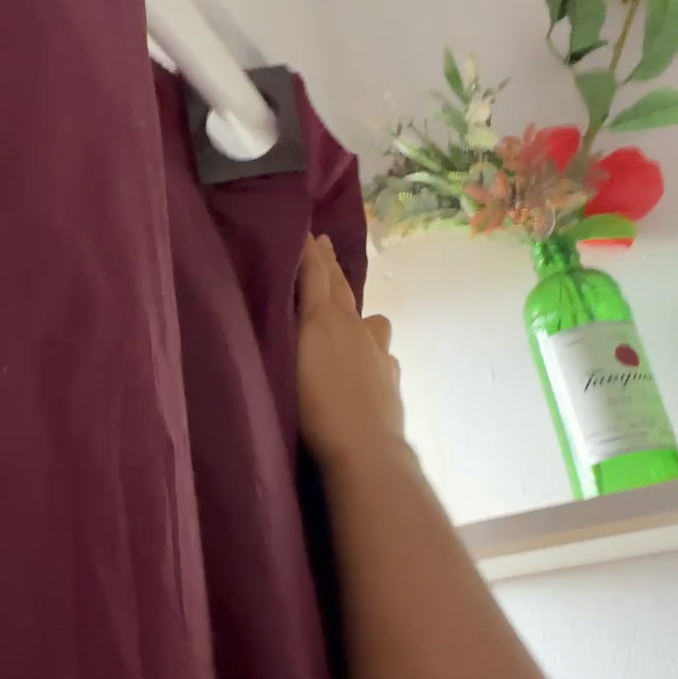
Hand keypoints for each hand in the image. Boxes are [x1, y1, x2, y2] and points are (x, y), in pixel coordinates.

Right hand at [297, 234, 406, 467]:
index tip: (303, 231)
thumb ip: (287, 333)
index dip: (309, 252)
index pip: (316, 274)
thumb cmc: (313, 410)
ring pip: (370, 318)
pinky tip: (367, 359)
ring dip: (356, 309)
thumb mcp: (289, 365)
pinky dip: (371, 347)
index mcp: (324, 319)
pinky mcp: (390, 375)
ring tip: (348, 313)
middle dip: (329, 265)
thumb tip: (288, 308)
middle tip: (322, 244)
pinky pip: (381, 350)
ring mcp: (378, 350)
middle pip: (341, 287)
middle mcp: (354, 326)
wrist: (363, 447)